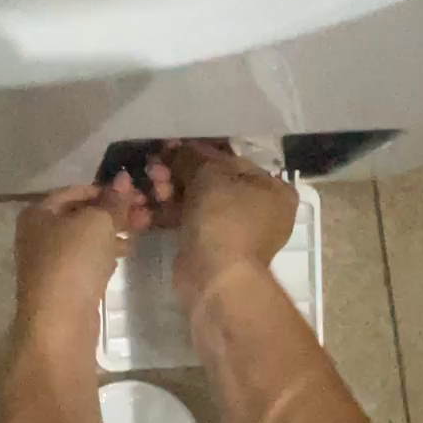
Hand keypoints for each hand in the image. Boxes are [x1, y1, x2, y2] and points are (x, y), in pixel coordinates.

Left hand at [14, 176, 145, 335]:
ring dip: (114, 231)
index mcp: (38, 213)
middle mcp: (38, 235)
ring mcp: (49, 263)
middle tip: (146, 210)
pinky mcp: (63, 286)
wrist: (60, 322)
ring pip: (86, 239)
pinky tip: (126, 253)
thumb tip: (124, 179)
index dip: (106, 189)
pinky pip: (87, 261)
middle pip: (81, 215)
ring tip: (144, 228)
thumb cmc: (73, 261)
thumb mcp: (98, 222)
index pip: (75, 191)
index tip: (135, 191)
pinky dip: (106, 253)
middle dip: (114, 211)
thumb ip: (113, 201)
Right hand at [155, 142, 297, 294]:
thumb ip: (191, 156)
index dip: (198, 151)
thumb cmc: (224, 217)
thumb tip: (175, 149)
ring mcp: (235, 232)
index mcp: (274, 189)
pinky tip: (148, 205)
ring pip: (198, 202)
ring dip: (171, 191)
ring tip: (151, 186)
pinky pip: (190, 222)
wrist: (215, 274)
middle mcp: (260, 211)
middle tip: (155, 169)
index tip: (170, 148)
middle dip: (180, 173)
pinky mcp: (211, 248)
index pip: (232, 160)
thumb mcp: (209, 174)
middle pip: (213, 181)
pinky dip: (171, 213)